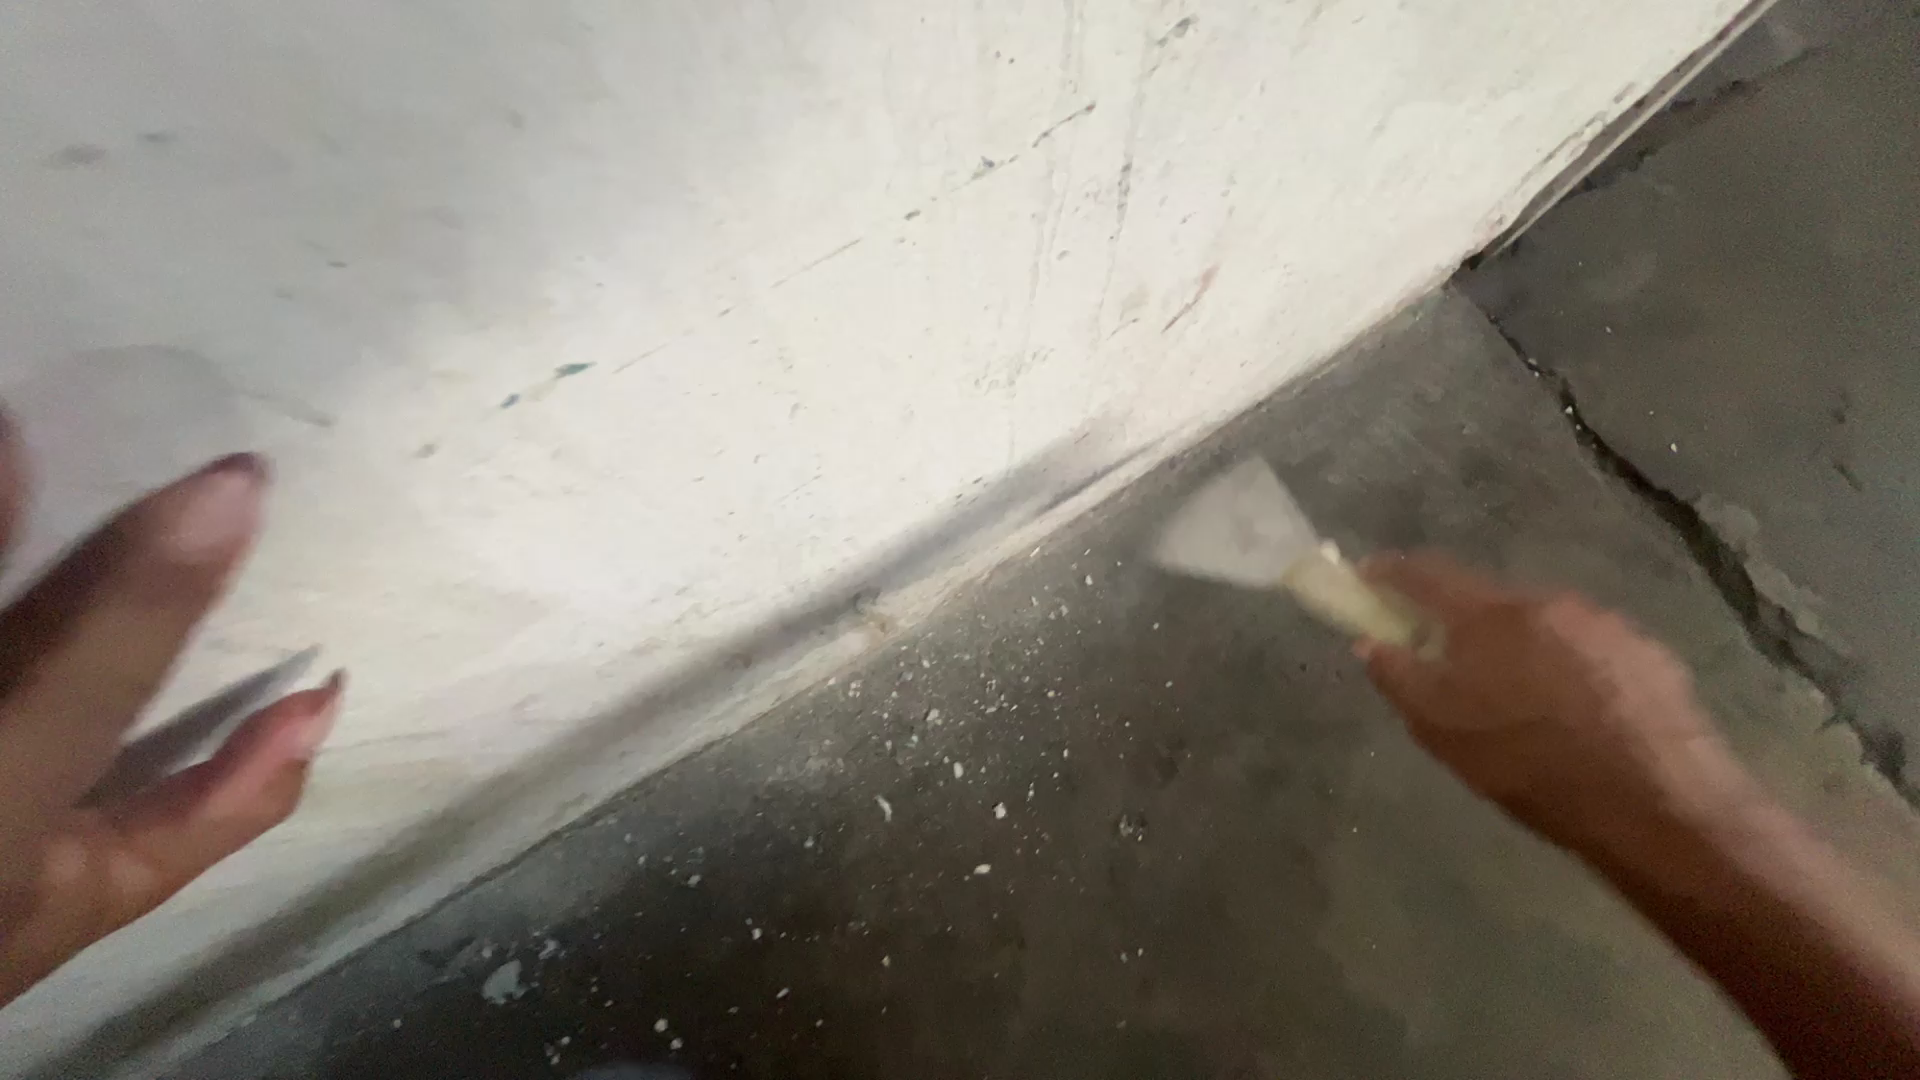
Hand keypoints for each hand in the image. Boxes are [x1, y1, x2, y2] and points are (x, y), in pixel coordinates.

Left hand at [0, 419, 338, 1006]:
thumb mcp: (102, 895)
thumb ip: (229, 800)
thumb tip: (327, 694)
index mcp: (13, 798)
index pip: (105, 671)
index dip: (171, 579)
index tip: (238, 484)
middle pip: (4, 615)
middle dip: (13, 510)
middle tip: (44, 405)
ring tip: (11, 413)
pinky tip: (6, 465)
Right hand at [1358, 553, 1751, 850]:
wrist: (1662, 811)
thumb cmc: (1527, 763)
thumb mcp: (1436, 727)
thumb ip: (1396, 675)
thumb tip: (1372, 642)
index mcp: (1489, 613)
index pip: (1424, 572)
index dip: (1388, 571)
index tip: (1365, 578)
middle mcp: (1547, 602)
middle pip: (1483, 597)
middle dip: (1453, 619)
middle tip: (1438, 655)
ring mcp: (1605, 626)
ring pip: (1536, 623)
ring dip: (1510, 643)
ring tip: (1508, 693)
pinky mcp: (1650, 657)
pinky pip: (1583, 648)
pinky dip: (1558, 664)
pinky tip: (1565, 711)